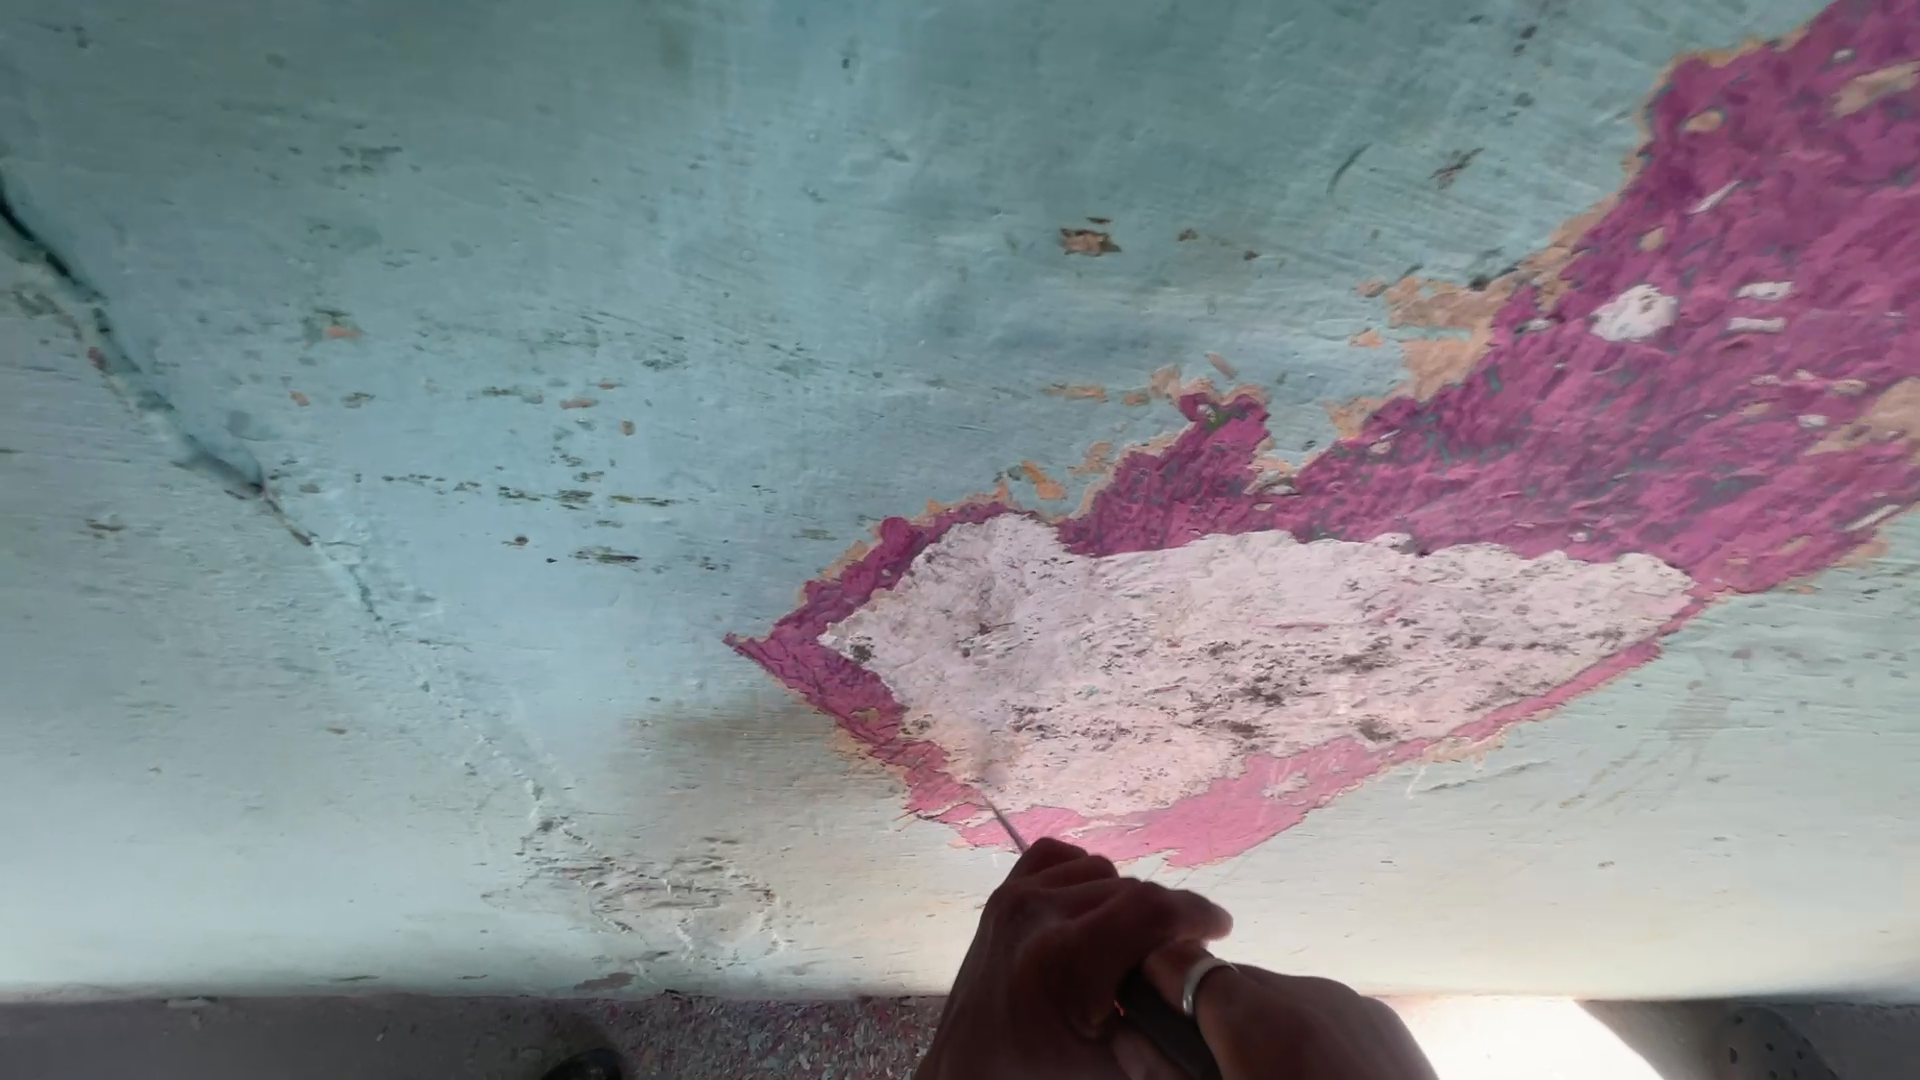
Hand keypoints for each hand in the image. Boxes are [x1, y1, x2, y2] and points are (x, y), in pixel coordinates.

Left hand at [915, 838, 1232, 1079]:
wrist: (969, 1065)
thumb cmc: (1044, 1070)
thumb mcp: (1115, 1062)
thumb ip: (1162, 1023)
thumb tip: (1210, 984)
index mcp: (1064, 960)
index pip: (1148, 909)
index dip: (1195, 912)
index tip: (1220, 928)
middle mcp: (1036, 913)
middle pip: (1130, 890)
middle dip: (1163, 918)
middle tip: (1177, 952)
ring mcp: (1014, 895)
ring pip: (1101, 870)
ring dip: (1125, 900)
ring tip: (1131, 940)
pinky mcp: (1003, 889)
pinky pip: (1061, 856)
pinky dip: (1086, 875)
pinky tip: (1092, 909)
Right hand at [1113, 941, 1436, 1079]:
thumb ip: (1164, 1075)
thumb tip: (1124, 1034)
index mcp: (1256, 1019)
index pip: (1174, 960)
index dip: (1154, 985)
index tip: (1147, 1018)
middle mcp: (1301, 990)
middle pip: (1225, 979)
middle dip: (1209, 1014)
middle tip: (1218, 1071)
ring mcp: (1349, 999)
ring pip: (1274, 993)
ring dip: (1259, 1025)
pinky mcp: (1383, 1018)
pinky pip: (1319, 1008)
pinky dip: (1304, 1034)